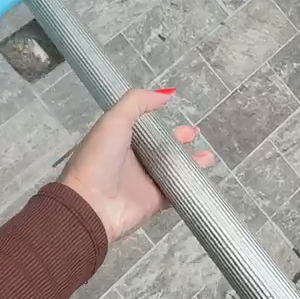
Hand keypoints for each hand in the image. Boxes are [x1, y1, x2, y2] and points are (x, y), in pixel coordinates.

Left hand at [59, 89, 214, 242]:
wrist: (91, 203)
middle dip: (179, 138)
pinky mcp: (154, 201)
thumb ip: (137, 103)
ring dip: (191, 160)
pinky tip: (204, 174)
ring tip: (208, 156)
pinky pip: (177, 190)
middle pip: (161, 146)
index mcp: (119, 139)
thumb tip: (166, 95)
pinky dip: (191, 182)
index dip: (160, 119)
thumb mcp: (114, 121)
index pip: (144, 126)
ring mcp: (144, 181)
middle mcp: (132, 159)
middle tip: (194, 133)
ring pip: (173, 168)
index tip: (175, 111)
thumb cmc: (100, 158)